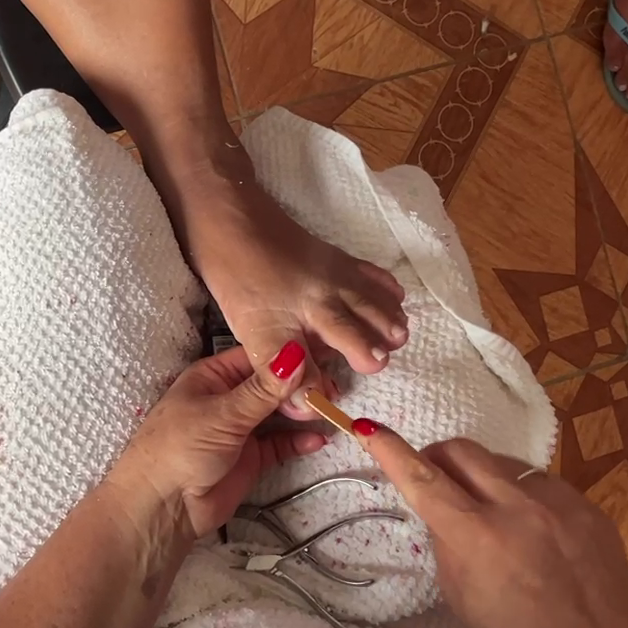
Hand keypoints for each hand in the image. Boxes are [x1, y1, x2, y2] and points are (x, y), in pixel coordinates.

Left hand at [110, 343, 326, 538]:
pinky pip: (280, 444)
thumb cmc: (181, 447)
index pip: (256, 356)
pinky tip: (319, 440)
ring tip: (333, 410)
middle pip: (271, 385)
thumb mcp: (223, 413)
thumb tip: (297, 352)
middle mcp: (228, 397)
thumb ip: (263, 389)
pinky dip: (298, 441)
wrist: (164, 506)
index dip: (288, 356)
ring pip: (279, 414)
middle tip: (335, 387)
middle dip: (300, 386)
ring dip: (303, 413)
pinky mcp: (251, 457)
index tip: (324, 353)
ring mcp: (240, 428)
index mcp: (212, 376)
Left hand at [190, 184, 408, 418]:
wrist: (231, 220)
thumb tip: (308, 407)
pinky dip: (385, 288)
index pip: (354, 347)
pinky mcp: (333, 254)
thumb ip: (280, 371)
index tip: (359, 378)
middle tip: (385, 355)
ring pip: (379, 298)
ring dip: (389, 318)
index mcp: (320, 314)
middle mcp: (338, 293)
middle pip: (374, 321)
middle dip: (382, 342)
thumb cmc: (236, 278)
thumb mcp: (252, 332)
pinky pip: (372, 273)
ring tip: (396, 334)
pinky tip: (391, 297)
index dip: (361, 363)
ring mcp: (338, 270)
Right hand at [351, 427, 627, 627]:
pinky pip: (541, 484)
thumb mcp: (459, 592)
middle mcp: (520, 510)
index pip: (423, 478)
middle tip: (436, 478)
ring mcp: (563, 506)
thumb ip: (445, 536)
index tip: (368, 427)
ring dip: (484, 479)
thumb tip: (439, 502)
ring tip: (495, 517)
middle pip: (462, 450)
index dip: (390, 449)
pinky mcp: (592, 510)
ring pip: (503, 464)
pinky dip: (525, 498)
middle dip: (438, 456)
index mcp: (479, 537)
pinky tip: (536, 534)